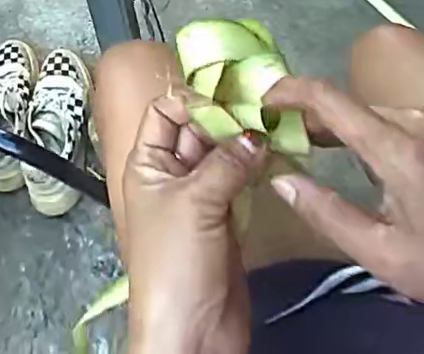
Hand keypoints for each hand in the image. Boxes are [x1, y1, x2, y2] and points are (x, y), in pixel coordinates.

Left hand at [122, 93, 265, 353]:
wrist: (193, 336)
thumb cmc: (175, 261)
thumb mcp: (194, 202)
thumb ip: (226, 163)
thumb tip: (256, 133)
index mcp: (148, 161)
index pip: (165, 111)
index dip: (192, 99)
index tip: (229, 93)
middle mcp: (171, 171)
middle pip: (196, 129)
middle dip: (225, 116)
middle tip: (262, 104)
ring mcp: (199, 194)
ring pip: (220, 152)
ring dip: (243, 140)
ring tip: (273, 123)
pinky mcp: (224, 215)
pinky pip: (237, 178)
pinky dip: (253, 165)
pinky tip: (275, 153)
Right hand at [261, 77, 423, 337]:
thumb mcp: (387, 257)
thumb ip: (326, 214)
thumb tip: (279, 179)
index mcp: (399, 148)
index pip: (327, 98)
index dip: (287, 91)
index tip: (259, 103)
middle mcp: (413, 120)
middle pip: (343, 104)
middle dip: (305, 117)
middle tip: (277, 141)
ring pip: (364, 112)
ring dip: (333, 126)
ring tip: (308, 152)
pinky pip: (386, 120)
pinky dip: (360, 132)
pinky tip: (355, 162)